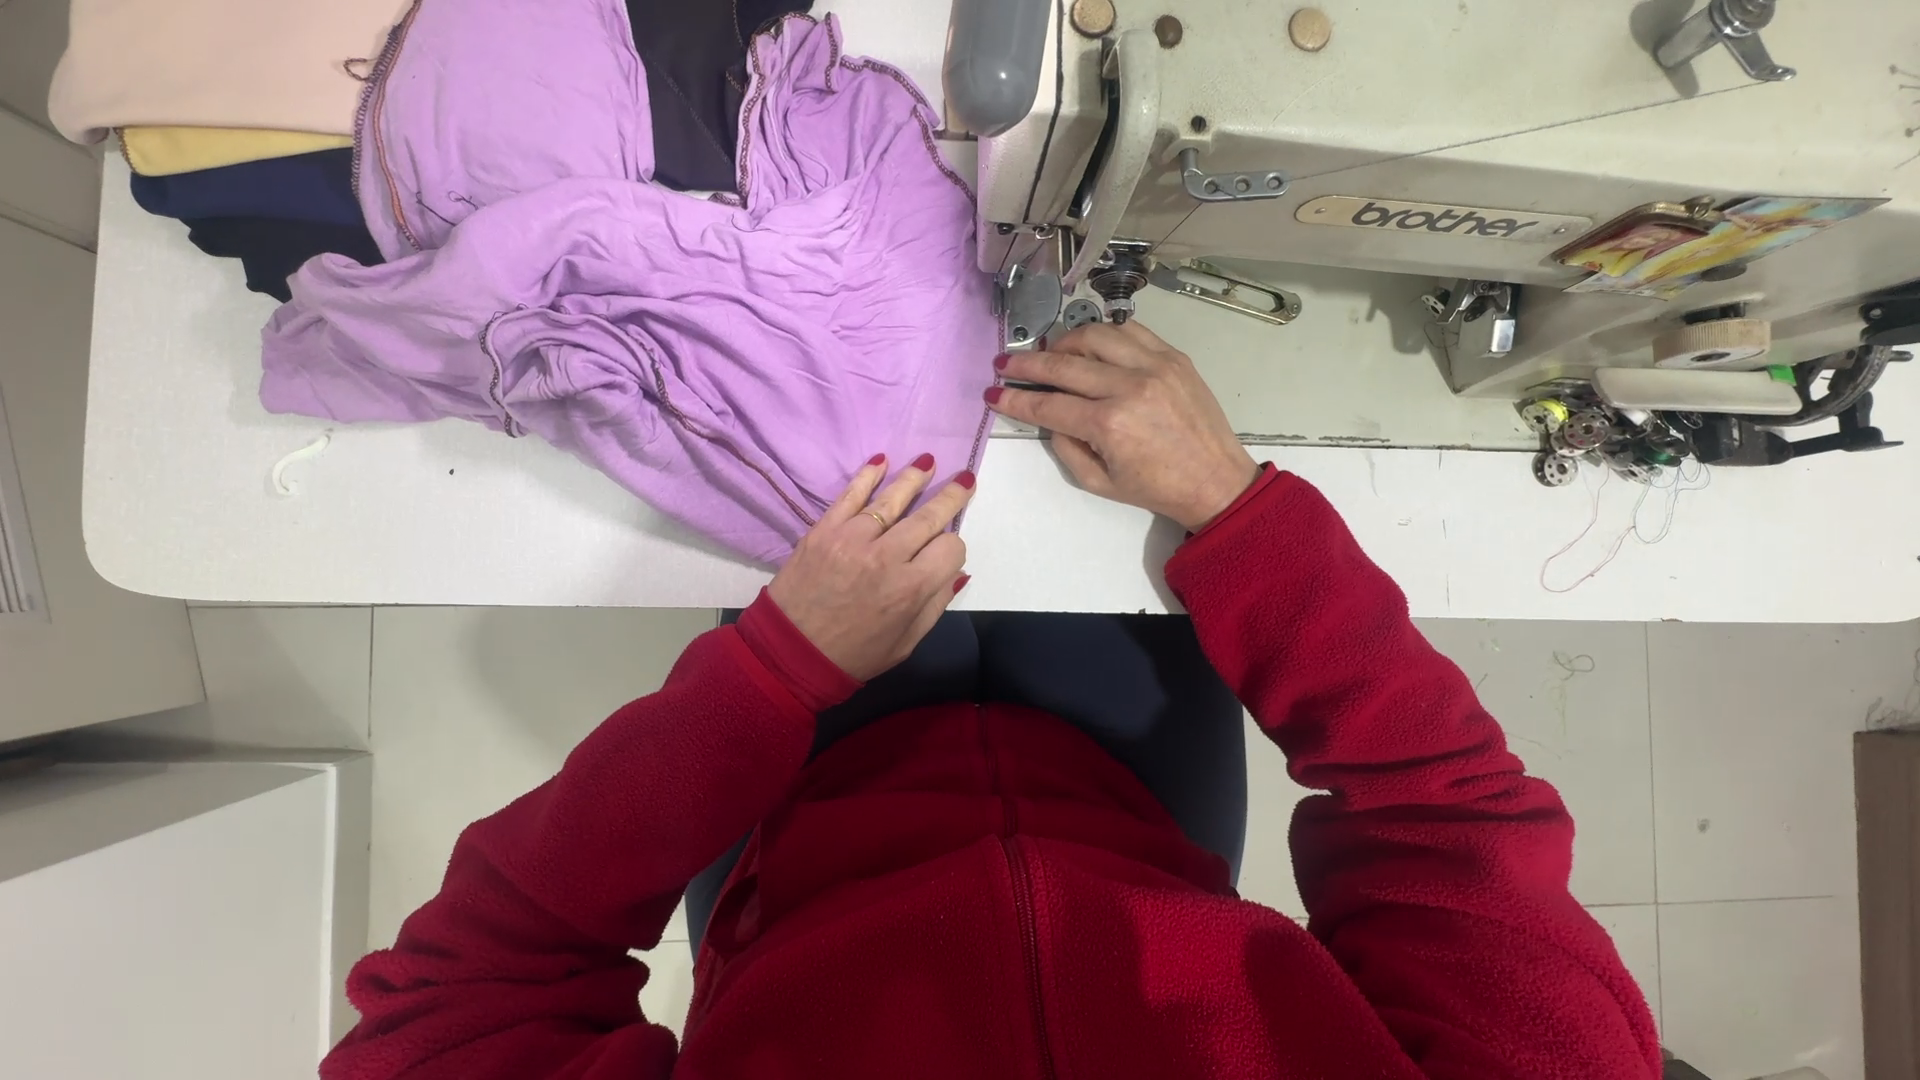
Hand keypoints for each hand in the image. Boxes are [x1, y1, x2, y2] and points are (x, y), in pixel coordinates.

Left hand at [767, 454, 973, 680]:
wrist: (790, 653)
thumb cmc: (854, 655)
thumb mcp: (906, 643)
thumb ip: (936, 604)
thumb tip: (957, 570)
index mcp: (910, 589)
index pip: (950, 548)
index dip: (954, 549)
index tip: (946, 553)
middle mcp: (886, 557)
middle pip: (928, 517)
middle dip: (951, 496)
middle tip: (964, 479)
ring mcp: (852, 539)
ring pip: (892, 499)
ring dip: (914, 478)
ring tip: (928, 462)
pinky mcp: (823, 531)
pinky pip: (850, 495)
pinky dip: (867, 476)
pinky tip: (882, 461)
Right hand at [986, 321, 1259, 529]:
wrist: (1214, 479)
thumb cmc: (1156, 489)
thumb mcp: (1099, 482)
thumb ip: (1066, 447)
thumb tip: (1048, 415)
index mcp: (1109, 425)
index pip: (1048, 404)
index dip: (1015, 398)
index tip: (994, 392)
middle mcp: (1129, 387)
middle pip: (1063, 364)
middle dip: (1027, 363)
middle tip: (1006, 363)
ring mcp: (1154, 366)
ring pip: (1094, 336)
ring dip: (1064, 341)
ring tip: (1051, 352)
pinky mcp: (1173, 356)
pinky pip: (1130, 330)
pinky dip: (1104, 334)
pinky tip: (1091, 346)